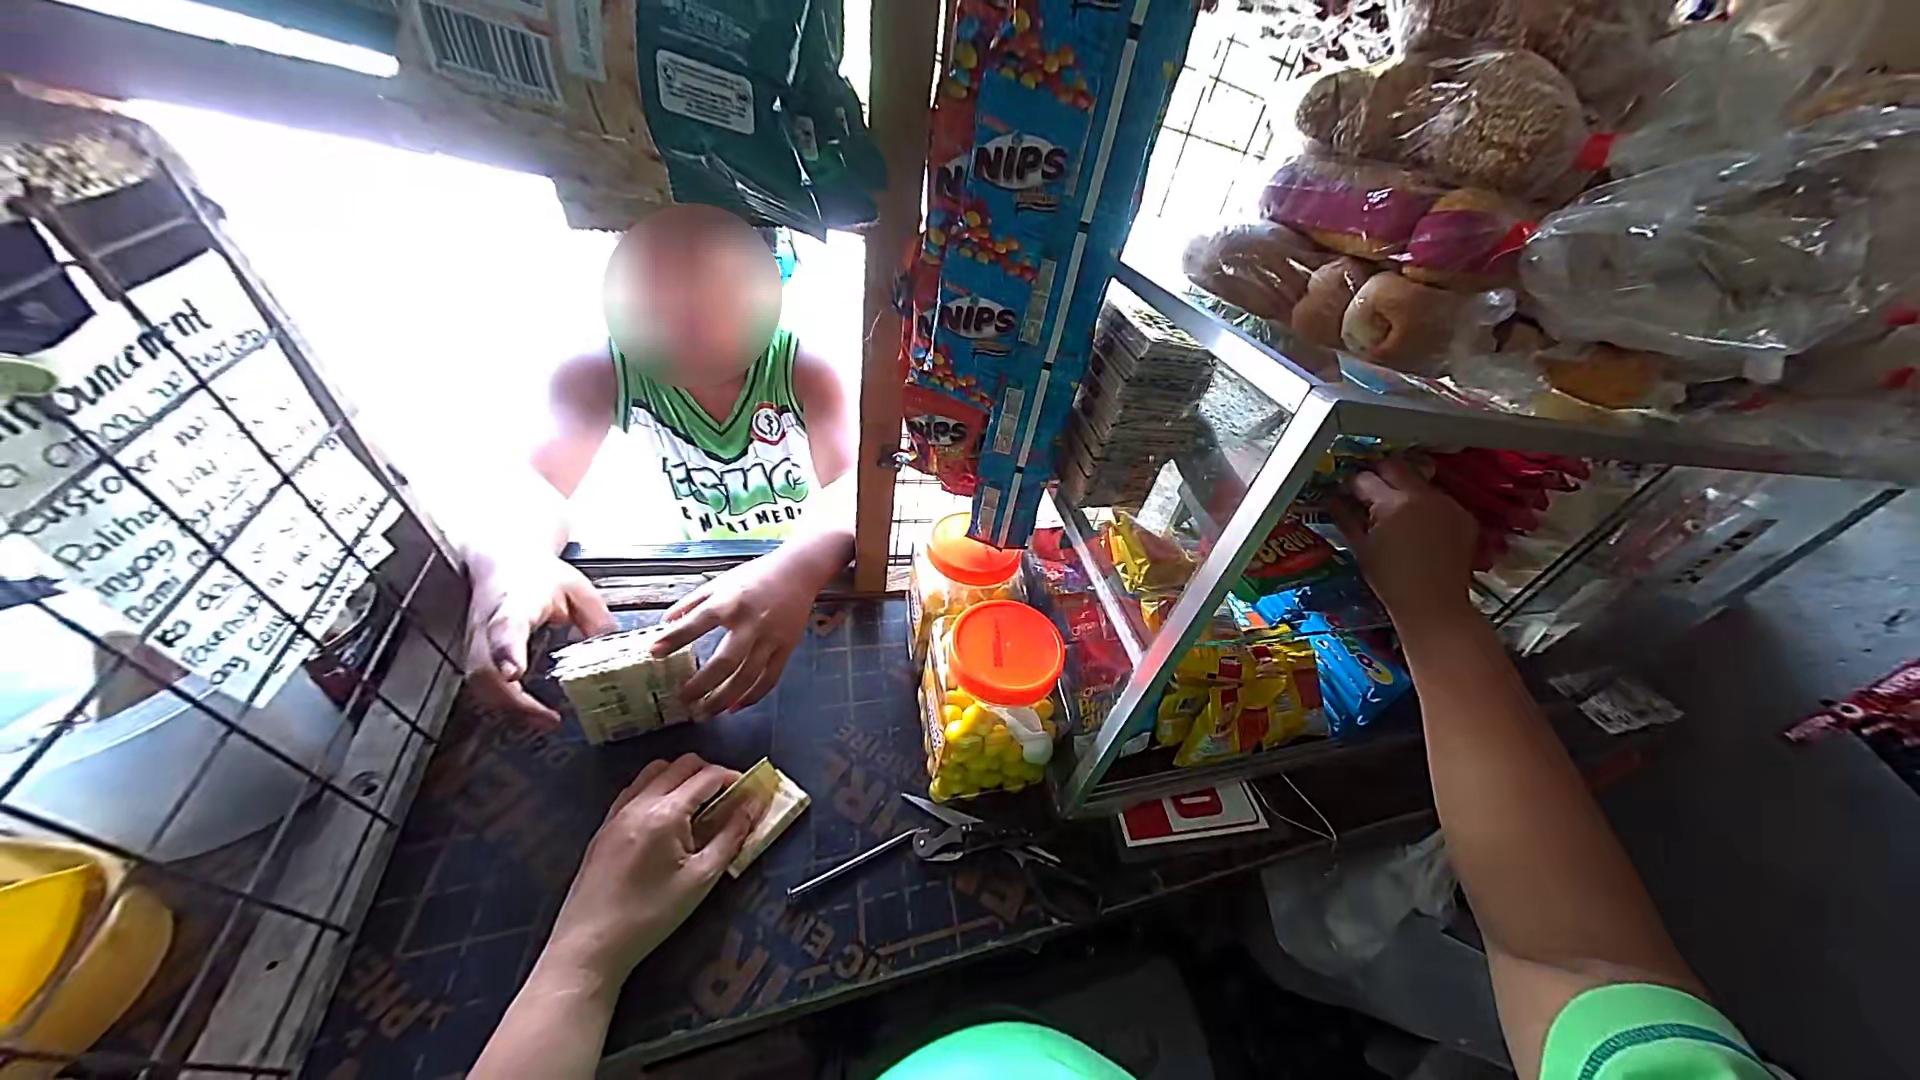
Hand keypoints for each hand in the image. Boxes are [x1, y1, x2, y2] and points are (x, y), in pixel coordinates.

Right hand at [464, 551, 617, 725]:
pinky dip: (503, 703)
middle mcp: (487, 626)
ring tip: (543, 721)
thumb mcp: (578, 589)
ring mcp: (476, 642)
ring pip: (479, 683)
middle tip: (547, 718)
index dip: (507, 651)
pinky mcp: (476, 653)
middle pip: (484, 668)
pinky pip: (483, 684)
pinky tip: (529, 713)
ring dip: (508, 707)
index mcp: (515, 603)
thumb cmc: (541, 575)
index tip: (514, 672)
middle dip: (512, 699)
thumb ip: (596, 619)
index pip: (505, 628)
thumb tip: (613, 651)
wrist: (502, 561)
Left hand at [544, 754, 761, 982]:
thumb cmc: (650, 916)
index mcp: (666, 813)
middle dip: (710, 772)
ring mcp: (618, 812)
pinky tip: (665, 816)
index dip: (734, 778)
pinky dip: (657, 788)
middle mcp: (640, 802)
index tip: (749, 792)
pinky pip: (636, 788)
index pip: (708, 776)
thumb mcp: (701, 878)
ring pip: (656, 770)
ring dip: (682, 776)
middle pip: (682, 764)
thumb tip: (755, 804)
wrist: (588, 948)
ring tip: (696, 804)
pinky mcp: (604, 826)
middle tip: (726, 797)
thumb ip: (732, 835)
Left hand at [649, 551, 817, 717]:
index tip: (654, 653)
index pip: (700, 621)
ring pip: (748, 676)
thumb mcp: (721, 582)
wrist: (798, 573)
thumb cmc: (756, 576)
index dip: (676, 637)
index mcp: (731, 601)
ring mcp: (771, 638)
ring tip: (703, 713)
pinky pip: (770, 678)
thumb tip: (666, 622)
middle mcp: (752, 622)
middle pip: (726, 661)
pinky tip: (734, 707)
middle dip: (701, 685)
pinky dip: (752, 696)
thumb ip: (693, 602)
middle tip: (681, 700)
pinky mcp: (786, 648)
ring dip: (724, 698)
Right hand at [1329, 457, 1478, 624]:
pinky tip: (1413, 524)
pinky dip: (1421, 503)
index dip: (1349, 484)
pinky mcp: (1463, 516)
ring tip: (1388, 511)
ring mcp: (1448, 504)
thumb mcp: (1360, 546)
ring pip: (1417, 481)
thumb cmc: (1389, 578)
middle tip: (1363, 493)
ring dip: (1400, 489)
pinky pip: (1436, 498)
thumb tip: (1333, 500)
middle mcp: (1425, 495)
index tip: (1342, 494)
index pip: (1364, 478)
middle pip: (1395, 467)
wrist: (1434, 604)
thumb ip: (1346, 517)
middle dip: (1376, 475)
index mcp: (1394, 502)